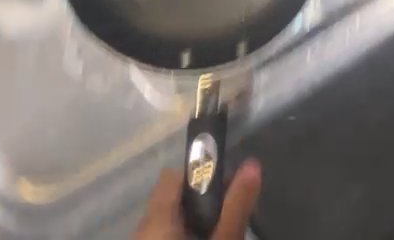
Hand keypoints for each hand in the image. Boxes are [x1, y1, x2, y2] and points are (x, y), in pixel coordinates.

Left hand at [134, 161, 262, 239]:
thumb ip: (237, 204)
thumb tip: (253, 162)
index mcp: (155, 220)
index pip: (172, 175)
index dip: (200, 171)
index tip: (225, 183)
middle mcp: (140, 231)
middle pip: (171, 198)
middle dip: (202, 199)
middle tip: (228, 212)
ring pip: (167, 221)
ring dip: (193, 220)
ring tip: (219, 233)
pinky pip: (162, 237)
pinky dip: (182, 235)